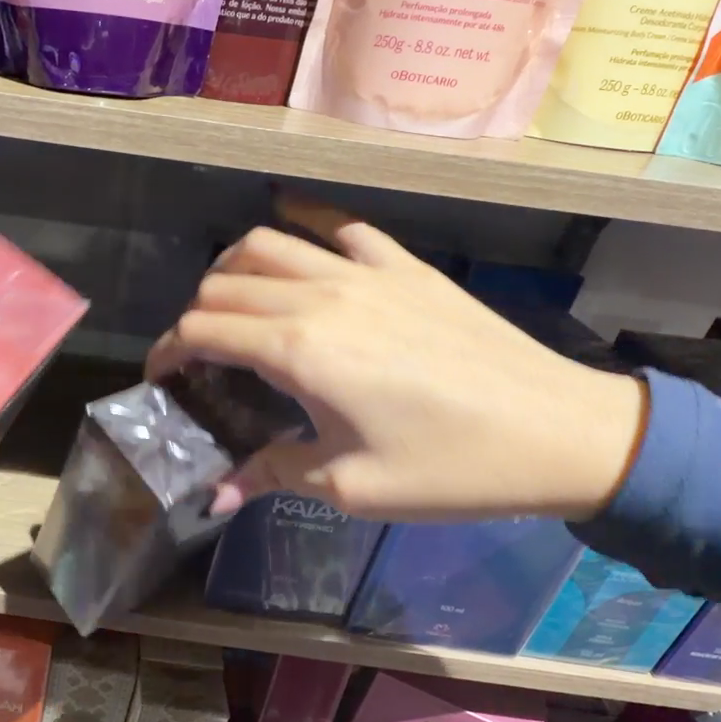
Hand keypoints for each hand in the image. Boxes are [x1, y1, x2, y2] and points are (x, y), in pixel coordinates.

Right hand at [145, 194, 648, 521]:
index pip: (201, 330)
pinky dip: (301, 227)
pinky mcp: (403, 265)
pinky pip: (336, 226)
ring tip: (234, 306)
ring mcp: (364, 272)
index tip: (161, 378)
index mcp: (298, 352)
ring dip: (232, 270)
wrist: (559, 432)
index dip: (166, 352)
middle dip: (193, 318)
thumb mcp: (351, 487)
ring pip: (268, 243)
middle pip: (223, 284)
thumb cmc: (449, 469)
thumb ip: (272, 475)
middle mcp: (320, 297)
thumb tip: (214, 496)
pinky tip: (294, 246)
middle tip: (199, 358)